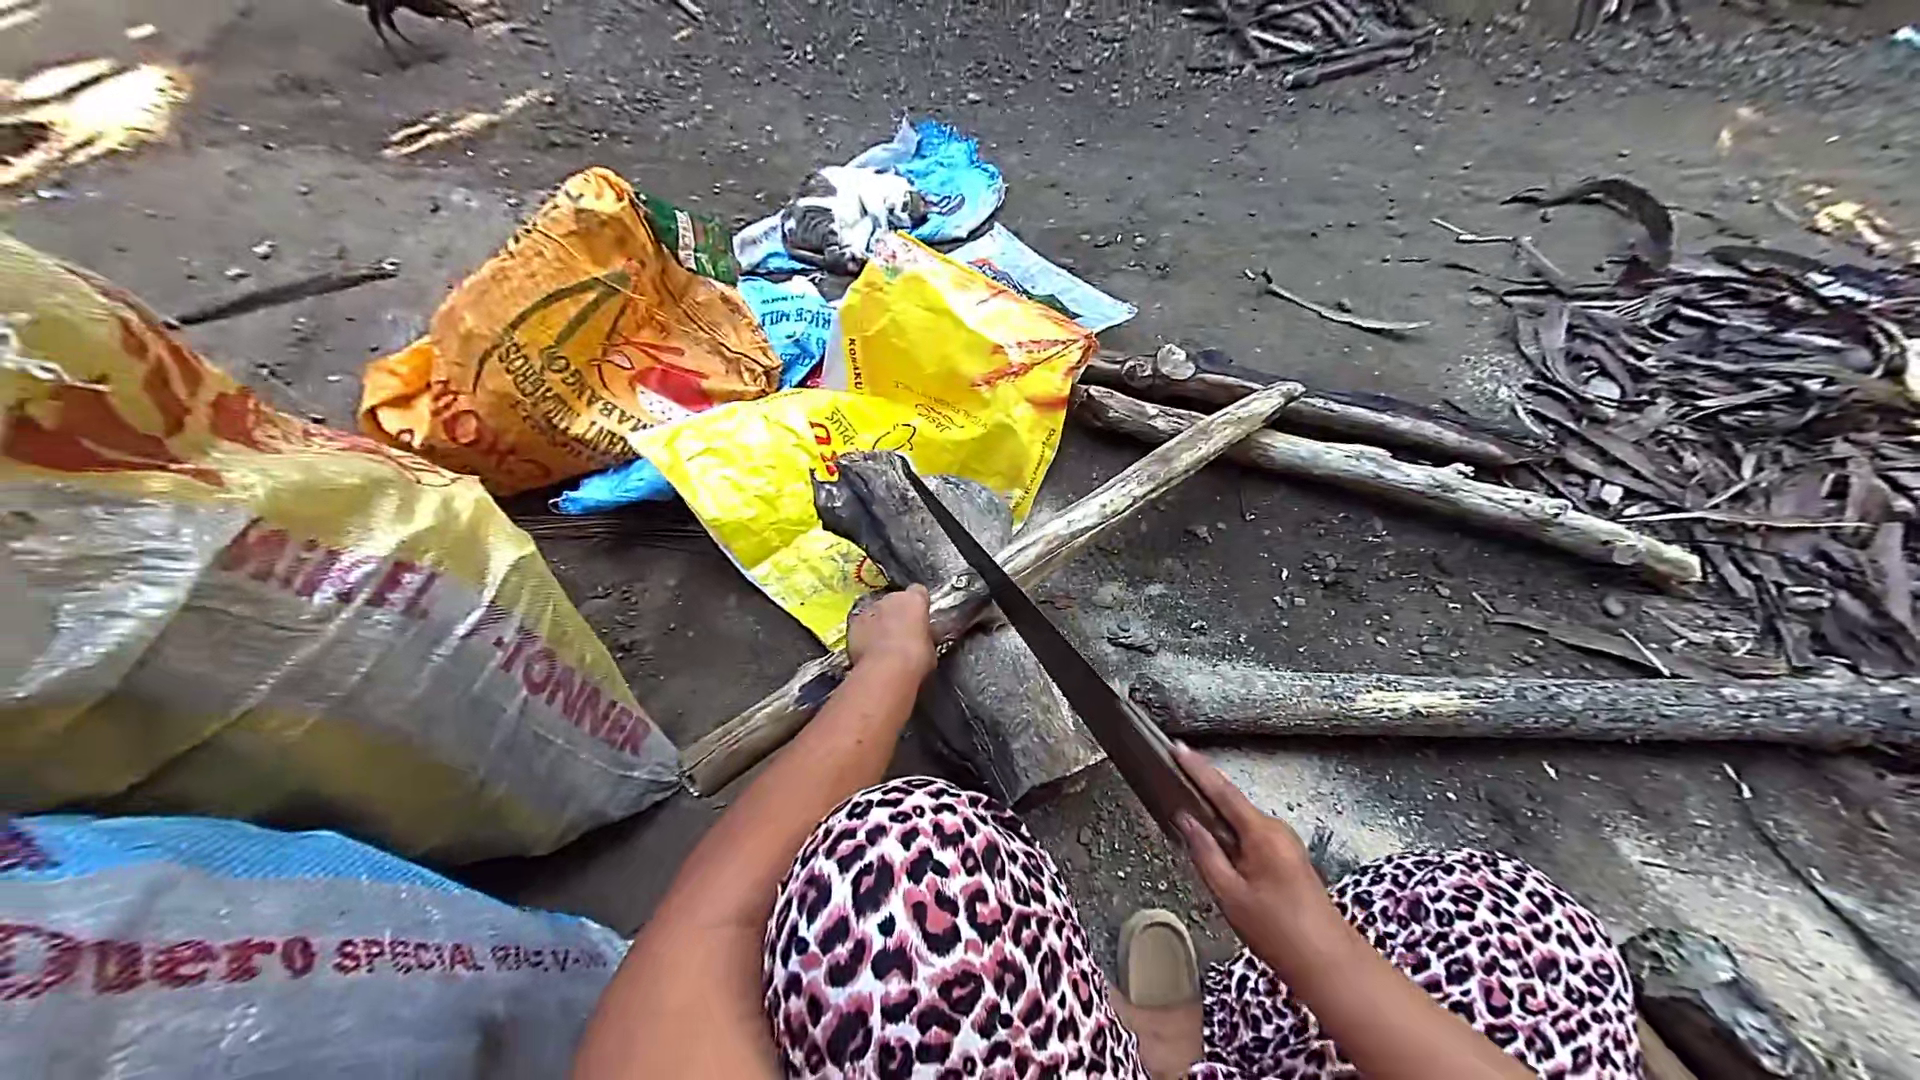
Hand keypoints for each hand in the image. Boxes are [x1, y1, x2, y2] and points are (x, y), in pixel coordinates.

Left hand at [846, 585, 935, 677]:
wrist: (886, 670)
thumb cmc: (916, 657)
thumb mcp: (931, 646)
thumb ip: (927, 634)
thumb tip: (928, 632)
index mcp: (914, 600)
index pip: (918, 591)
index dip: (919, 604)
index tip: (919, 617)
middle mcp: (890, 598)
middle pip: (894, 601)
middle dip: (897, 613)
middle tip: (901, 633)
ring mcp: (869, 609)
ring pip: (875, 612)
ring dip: (879, 623)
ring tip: (882, 644)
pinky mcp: (853, 624)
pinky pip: (861, 626)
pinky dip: (864, 634)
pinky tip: (868, 650)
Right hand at [1173, 744, 1338, 973]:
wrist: (1331, 967)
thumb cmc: (1280, 932)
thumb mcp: (1229, 894)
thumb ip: (1204, 851)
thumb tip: (1185, 819)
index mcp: (1262, 833)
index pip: (1222, 790)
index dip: (1196, 768)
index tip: (1178, 748)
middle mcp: (1276, 830)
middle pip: (1231, 803)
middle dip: (1202, 791)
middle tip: (1174, 778)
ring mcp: (1285, 842)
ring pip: (1240, 821)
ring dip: (1215, 817)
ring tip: (1187, 818)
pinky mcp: (1288, 857)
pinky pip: (1250, 835)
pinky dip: (1230, 833)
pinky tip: (1215, 846)